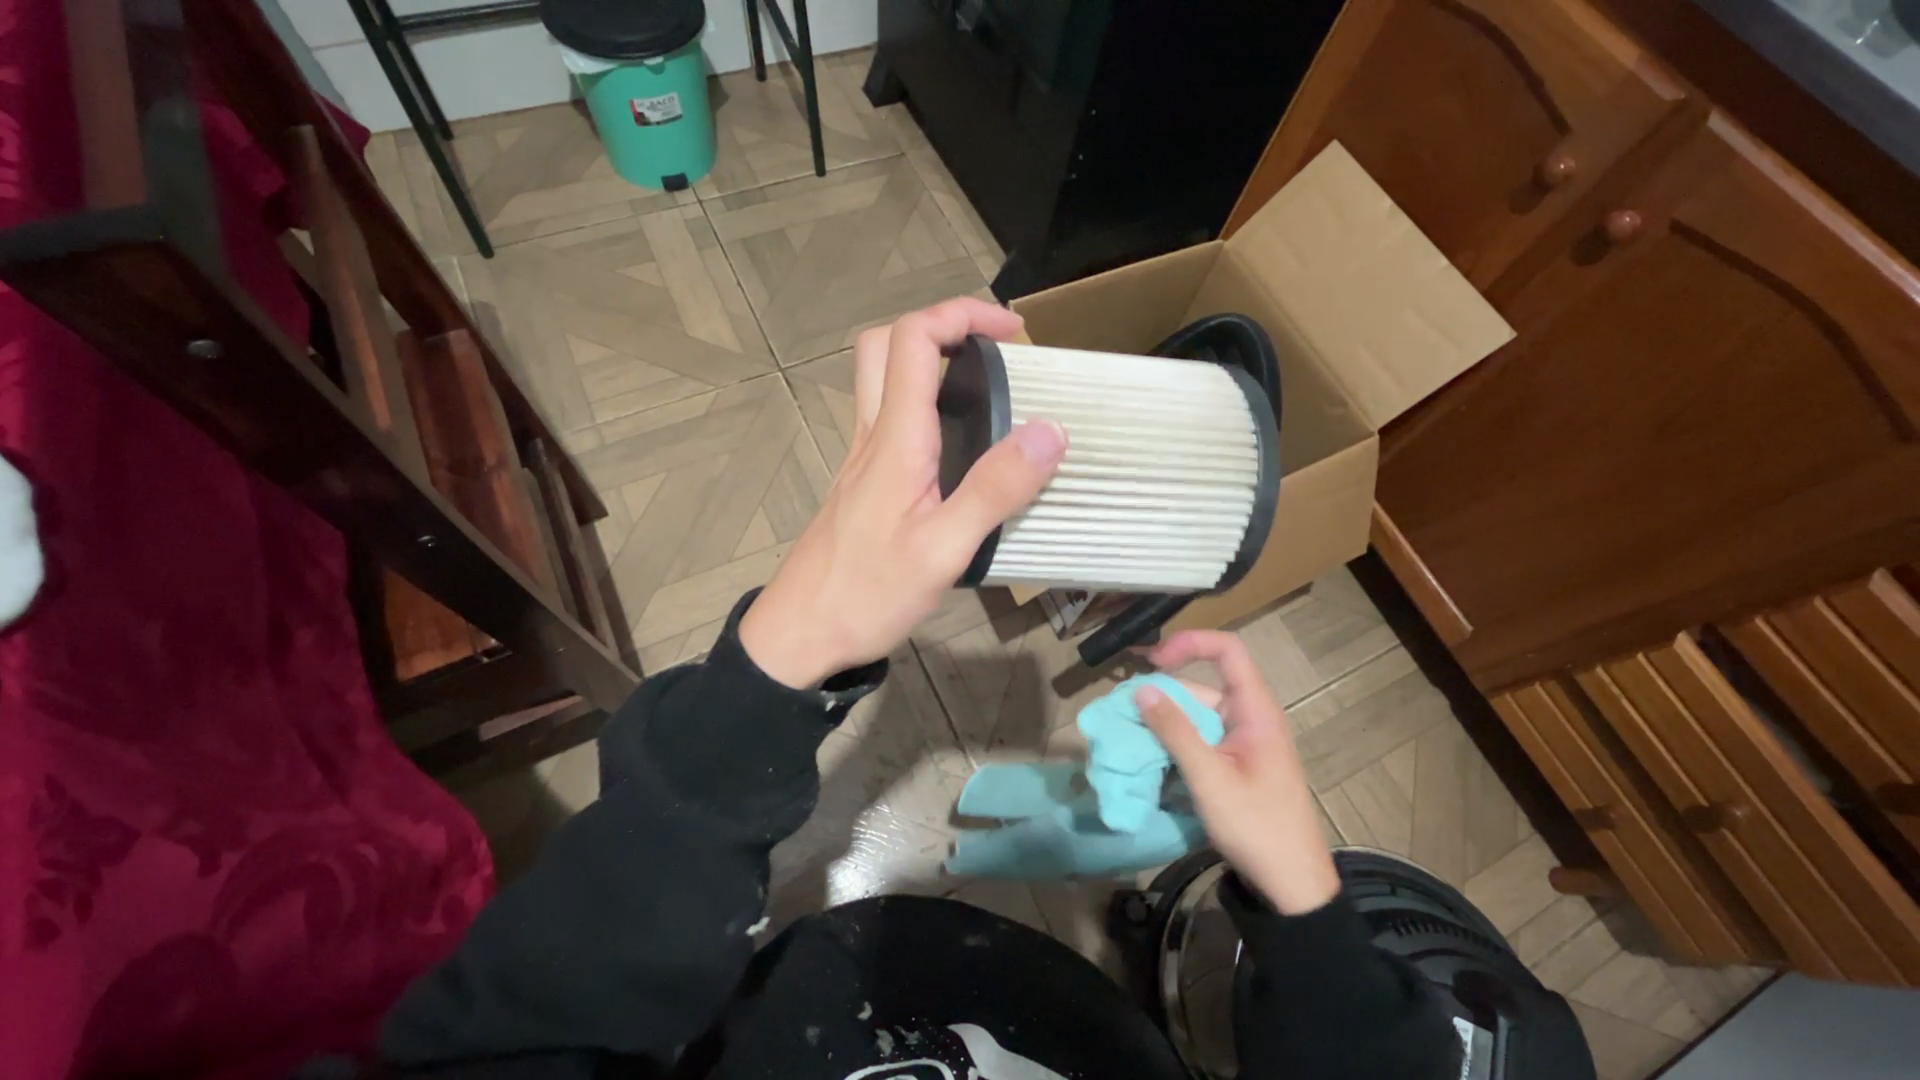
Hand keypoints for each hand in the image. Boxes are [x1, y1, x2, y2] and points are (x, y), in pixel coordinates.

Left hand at [739, 298, 1067, 687]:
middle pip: (885, 345)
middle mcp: (873, 436)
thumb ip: (995, 490)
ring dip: (929, 362)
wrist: (800, 634)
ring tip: (986, 391)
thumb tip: (1049, 431)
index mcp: (895, 439)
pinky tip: (959, 448)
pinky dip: (923, 405)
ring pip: (882, 381)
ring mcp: (862, 459)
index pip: (914, 338)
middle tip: (991, 350)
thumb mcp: (943, 550)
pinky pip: (889, 420)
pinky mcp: (862, 484)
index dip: (962, 314)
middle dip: (940, 326)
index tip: (1013, 333)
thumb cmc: (867, 594)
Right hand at [1136, 631, 1340, 914]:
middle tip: (1123, 711)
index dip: (1189, 643)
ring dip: (1165, 721)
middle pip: (1203, 685)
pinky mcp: (1237, 765)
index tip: (1151, 660)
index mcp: (1256, 711)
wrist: (1293, 884)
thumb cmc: (1257, 827)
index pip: (1227, 650)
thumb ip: (1175, 731)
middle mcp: (1251, 718)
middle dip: (1162, 692)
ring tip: (1128, 736)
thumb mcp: (1209, 778)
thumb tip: (1142, 689)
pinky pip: (1202, 740)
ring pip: (1198, 715)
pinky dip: (1175, 743)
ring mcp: (1245, 743)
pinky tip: (1150, 759)